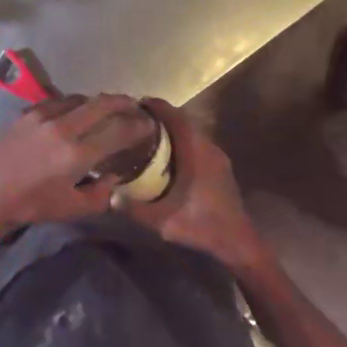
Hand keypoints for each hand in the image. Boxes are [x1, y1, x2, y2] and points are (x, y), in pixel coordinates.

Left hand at [0, 93, 158, 254]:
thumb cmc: (30, 204)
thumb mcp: (72, 209)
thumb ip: (101, 194)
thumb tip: (113, 178)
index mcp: (78, 153)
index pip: (120, 130)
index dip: (140, 126)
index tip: (149, 126)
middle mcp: (64, 127)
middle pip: (104, 104)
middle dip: (125, 104)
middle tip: (135, 109)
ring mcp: (44, 115)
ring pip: (81, 99)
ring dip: (98, 103)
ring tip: (107, 111)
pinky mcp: (28, 112)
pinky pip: (60, 101)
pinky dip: (75, 104)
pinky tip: (76, 114)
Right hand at [123, 99, 270, 272]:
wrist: (238, 242)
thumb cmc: (201, 226)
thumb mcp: (162, 221)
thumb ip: (134, 208)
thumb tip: (108, 196)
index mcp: (196, 153)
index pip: (176, 118)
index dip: (158, 107)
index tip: (137, 103)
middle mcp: (208, 148)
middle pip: (184, 122)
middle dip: (162, 117)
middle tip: (137, 121)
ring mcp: (218, 158)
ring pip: (193, 134)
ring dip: (173, 131)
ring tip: (148, 136)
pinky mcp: (221, 168)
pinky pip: (199, 145)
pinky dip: (182, 143)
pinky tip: (169, 157)